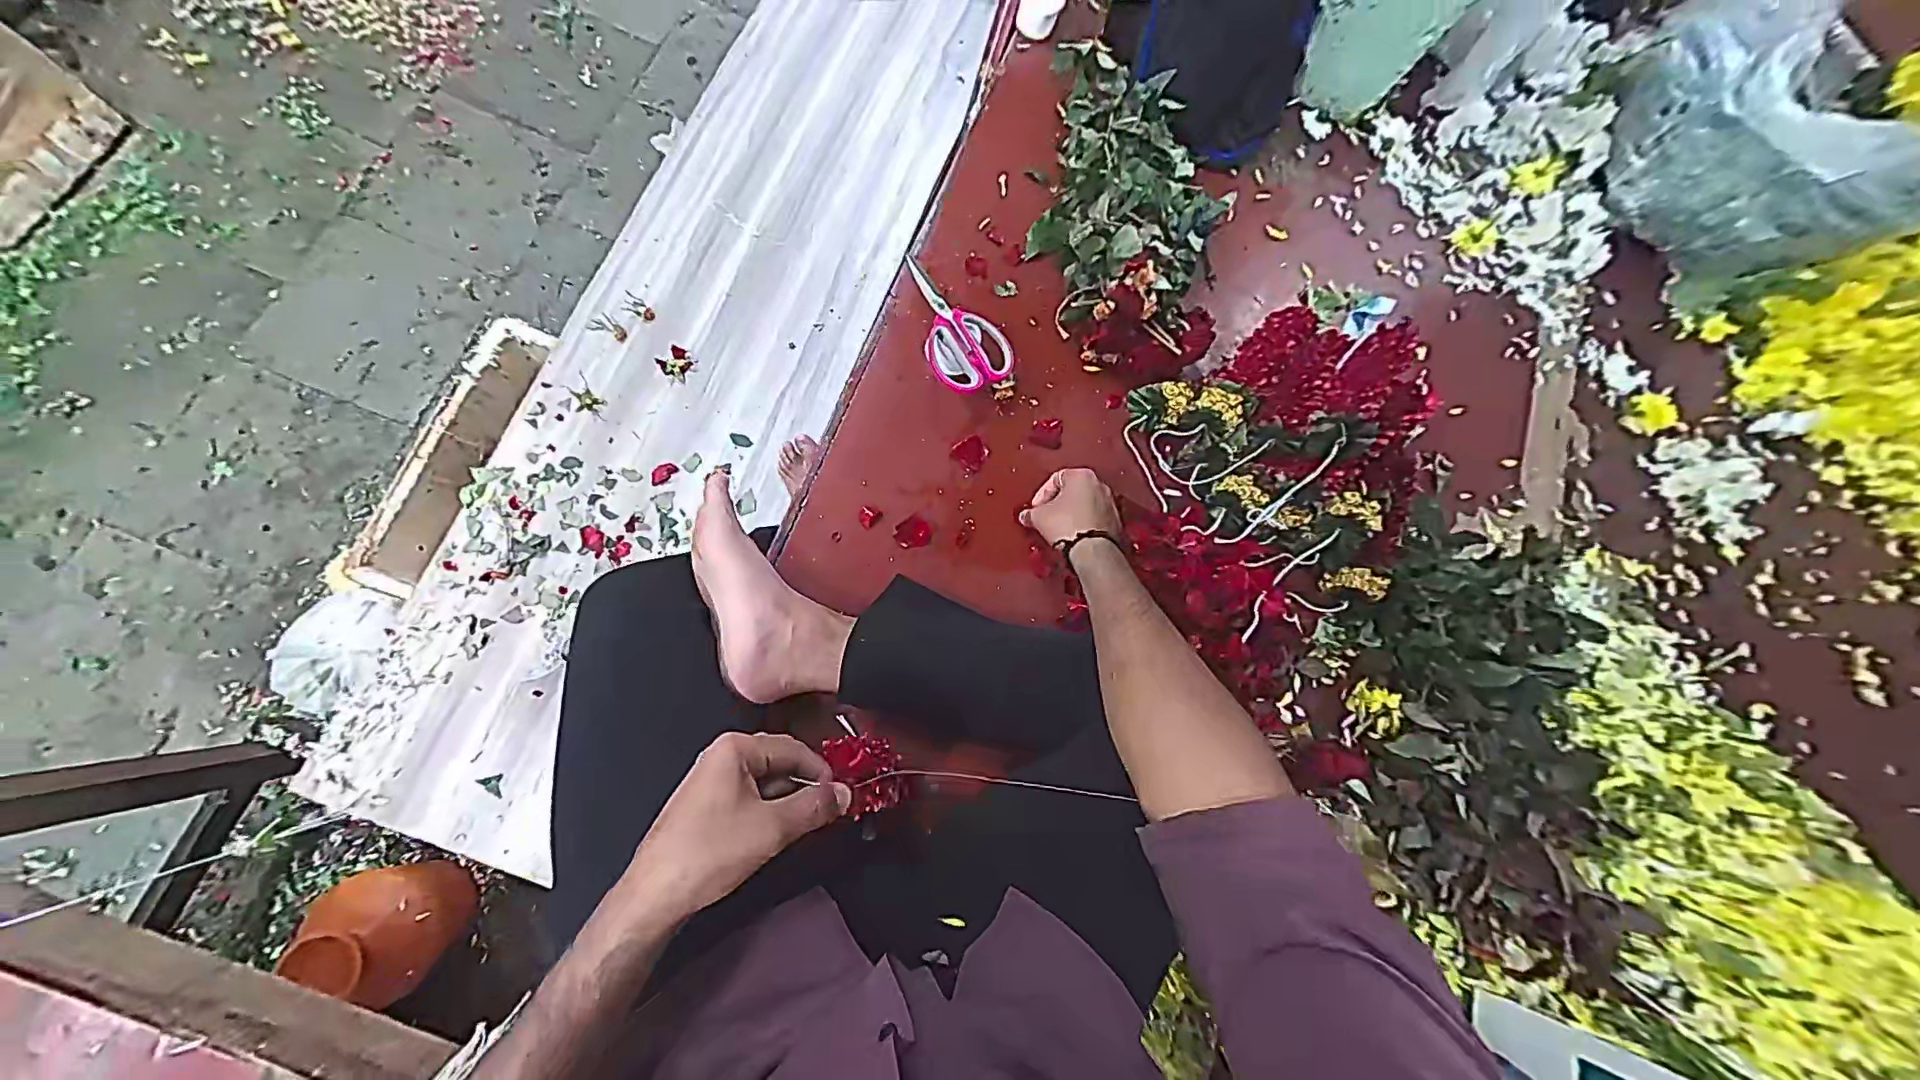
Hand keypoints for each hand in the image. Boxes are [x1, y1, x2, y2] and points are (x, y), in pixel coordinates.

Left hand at [617, 733, 849, 924]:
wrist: (653, 896)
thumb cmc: (708, 853)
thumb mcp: (773, 827)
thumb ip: (814, 806)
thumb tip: (843, 794)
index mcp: (734, 748)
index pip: (794, 748)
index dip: (822, 771)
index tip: (841, 794)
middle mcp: (721, 757)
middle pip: (780, 764)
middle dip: (805, 788)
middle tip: (828, 812)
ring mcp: (711, 782)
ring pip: (766, 784)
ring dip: (788, 803)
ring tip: (805, 827)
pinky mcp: (706, 806)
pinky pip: (749, 799)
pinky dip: (769, 813)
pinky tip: (776, 835)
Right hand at [1019, 467, 1122, 547]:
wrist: (1091, 550)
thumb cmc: (1068, 526)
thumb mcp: (1039, 517)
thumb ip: (1031, 513)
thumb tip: (1027, 516)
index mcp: (1082, 475)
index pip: (1056, 478)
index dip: (1042, 494)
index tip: (1036, 507)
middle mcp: (1100, 485)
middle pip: (1073, 491)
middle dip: (1058, 504)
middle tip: (1046, 516)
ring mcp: (1110, 504)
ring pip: (1085, 505)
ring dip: (1071, 514)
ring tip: (1059, 529)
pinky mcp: (1115, 522)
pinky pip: (1094, 519)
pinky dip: (1083, 524)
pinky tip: (1073, 536)